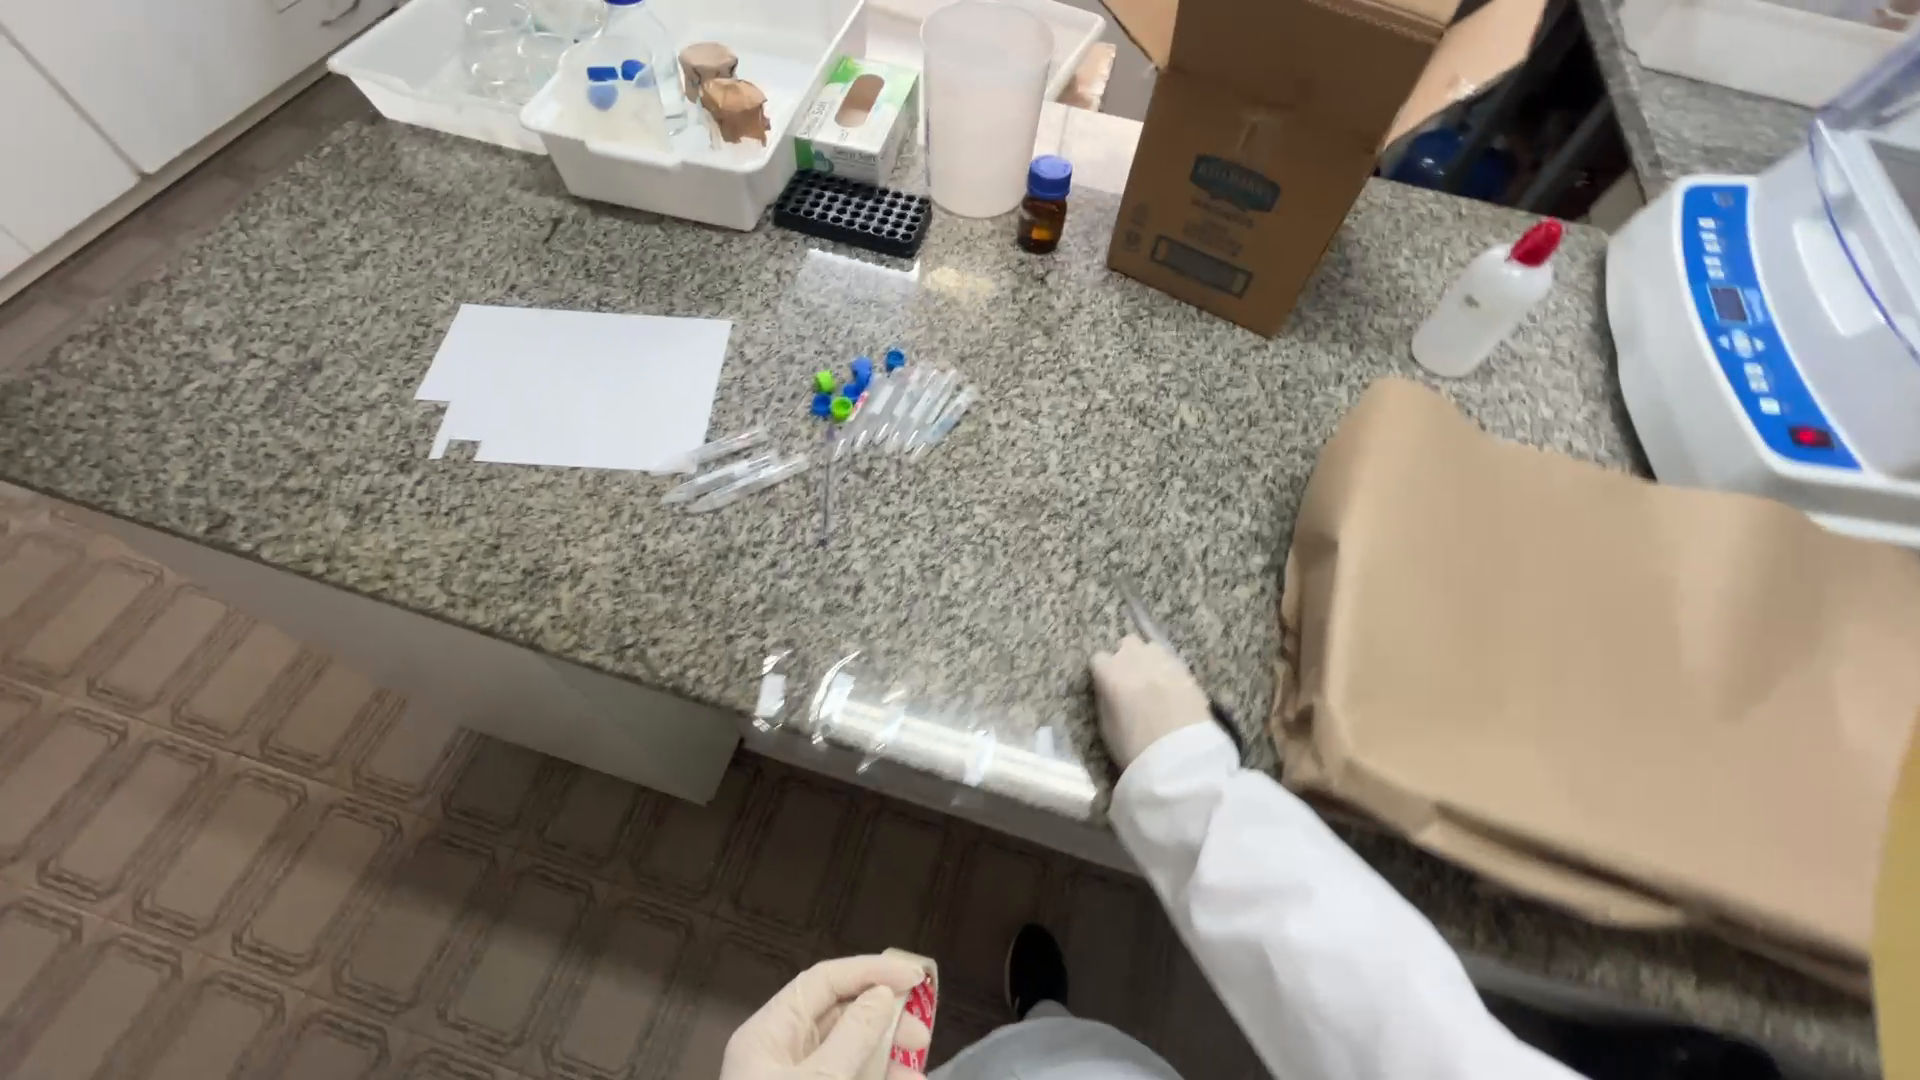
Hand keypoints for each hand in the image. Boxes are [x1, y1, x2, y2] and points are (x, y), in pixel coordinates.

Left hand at [722, 954, 929, 1079]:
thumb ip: (852, 1036)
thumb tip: (883, 993)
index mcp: (769, 1034)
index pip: (823, 981)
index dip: (869, 971)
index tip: (913, 979)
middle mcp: (780, 1053)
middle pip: (839, 1015)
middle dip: (885, 1018)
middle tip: (922, 1031)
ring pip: (849, 1053)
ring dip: (887, 1055)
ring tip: (918, 1068)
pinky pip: (849, 1077)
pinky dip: (877, 1077)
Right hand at [1090, 635, 1212, 768]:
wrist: (1180, 761)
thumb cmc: (1134, 749)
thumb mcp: (1106, 727)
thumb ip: (1104, 699)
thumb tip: (1107, 688)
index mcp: (1112, 674)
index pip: (1099, 659)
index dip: (1101, 673)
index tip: (1105, 687)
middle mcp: (1137, 660)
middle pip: (1127, 643)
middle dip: (1126, 657)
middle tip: (1129, 681)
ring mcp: (1165, 664)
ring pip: (1152, 648)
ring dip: (1148, 660)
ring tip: (1152, 682)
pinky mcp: (1188, 673)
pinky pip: (1173, 663)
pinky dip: (1168, 672)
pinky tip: (1170, 691)